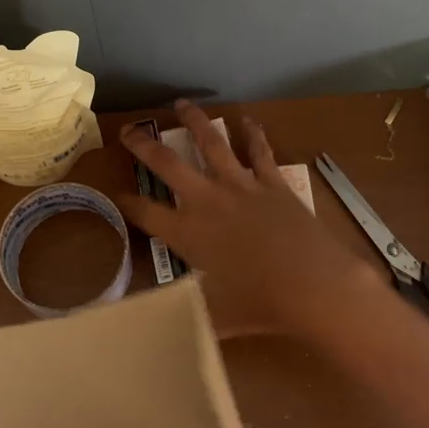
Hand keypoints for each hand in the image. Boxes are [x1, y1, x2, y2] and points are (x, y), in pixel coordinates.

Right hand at [116, 100, 388, 339]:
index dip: (127, 203)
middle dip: (142, 145)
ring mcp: (241, 187)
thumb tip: (159, 323)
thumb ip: (185, 313)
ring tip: (181, 104)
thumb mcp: (213, 317)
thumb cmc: (260, 304)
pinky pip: (259, 152)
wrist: (312, 284)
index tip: (117, 194)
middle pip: (167, 164)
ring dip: (193, 121)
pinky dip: (252, 133)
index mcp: (188, 233)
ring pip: (211, 144)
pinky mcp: (272, 183)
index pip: (146, 213)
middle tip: (128, 130)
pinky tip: (247, 119)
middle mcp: (207, 201)